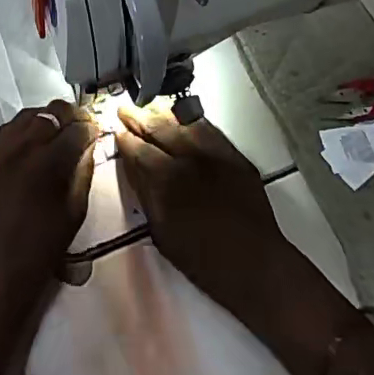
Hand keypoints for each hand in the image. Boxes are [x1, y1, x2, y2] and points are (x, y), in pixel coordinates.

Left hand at [0, 102, 97, 357]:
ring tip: (55, 129)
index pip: (73, 131)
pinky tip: (29, 142)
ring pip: (23, 119)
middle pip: (48, 115)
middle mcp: (16, 152)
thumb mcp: (75, 210)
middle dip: (67, 116)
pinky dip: (19, 132)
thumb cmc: (44, 247)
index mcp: (45, 167)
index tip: (95, 126)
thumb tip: (89, 140)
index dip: (88, 126)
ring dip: (43, 120)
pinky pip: (2, 134)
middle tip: (79, 122)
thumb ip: (83, 169)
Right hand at [115, 105, 338, 333]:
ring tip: (148, 107)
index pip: (139, 149)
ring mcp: (216, 155)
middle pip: (159, 128)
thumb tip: (131, 165)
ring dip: (162, 113)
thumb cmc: (203, 259)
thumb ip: (144, 192)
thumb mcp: (162, 230)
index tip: (116, 131)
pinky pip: (209, 129)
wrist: (257, 267)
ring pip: (184, 122)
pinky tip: (182, 117)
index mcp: (167, 179)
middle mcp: (190, 159)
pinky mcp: (235, 157)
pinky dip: (191, 120)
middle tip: (124, 110)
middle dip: (139, 117)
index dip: (125, 138)